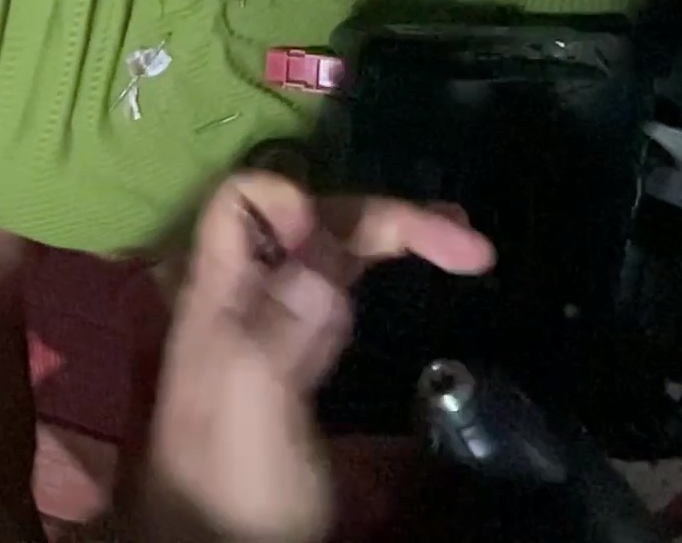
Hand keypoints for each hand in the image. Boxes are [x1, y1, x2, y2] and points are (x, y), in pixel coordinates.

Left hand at [137, 172, 493, 542]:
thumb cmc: (231, 482)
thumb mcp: (254, 402)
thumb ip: (280, 322)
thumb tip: (316, 238)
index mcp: (220, 289)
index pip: (242, 201)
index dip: (300, 200)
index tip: (365, 238)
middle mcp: (244, 290)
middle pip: (303, 222)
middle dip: (376, 215)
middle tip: (461, 237)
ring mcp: (269, 317)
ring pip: (325, 251)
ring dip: (387, 233)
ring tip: (458, 242)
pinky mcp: (293, 350)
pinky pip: (335, 288)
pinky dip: (376, 269)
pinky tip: (406, 274)